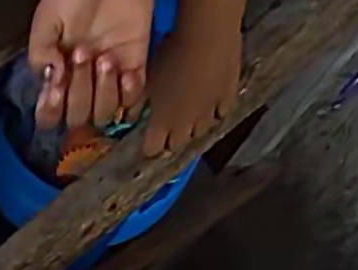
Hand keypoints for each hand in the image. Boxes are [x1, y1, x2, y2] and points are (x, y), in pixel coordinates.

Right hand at [30, 0, 154, 129]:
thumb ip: (39, 56)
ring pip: (103, 115)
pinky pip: (132, 100)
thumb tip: (53, 80)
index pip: (49, 118)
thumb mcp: (46, 23)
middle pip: (77, 120)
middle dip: (79, 92)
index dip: (51, 111)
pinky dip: (129, 93)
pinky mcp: (135, 67)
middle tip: (83, 52)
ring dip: (104, 92)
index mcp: (56, 79)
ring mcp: (108, 81)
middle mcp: (81, 87)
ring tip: (106, 58)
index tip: (56, 87)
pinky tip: (126, 72)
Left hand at [141, 0, 244, 155]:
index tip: (151, 139)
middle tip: (171, 126)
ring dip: (194, 126)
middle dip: (172, 139)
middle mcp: (184, 124)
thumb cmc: (171, 52)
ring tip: (192, 113)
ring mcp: (207, 113)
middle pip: (176, 145)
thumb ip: (139, 102)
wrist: (207, 32)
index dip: (151, 146)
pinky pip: (222, 114)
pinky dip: (217, 112)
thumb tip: (130, 118)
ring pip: (200, 132)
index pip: (153, 149)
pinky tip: (213, 102)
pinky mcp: (227, 97)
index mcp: (162, 121)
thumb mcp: (148, 79)